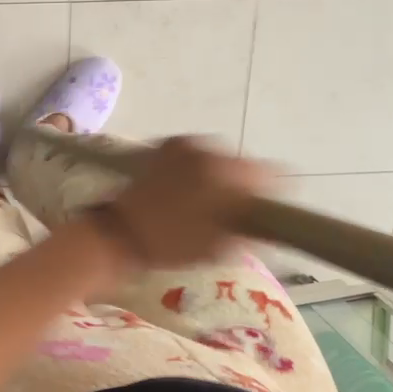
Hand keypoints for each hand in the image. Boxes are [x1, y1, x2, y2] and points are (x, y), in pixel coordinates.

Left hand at [100, 137, 267, 268]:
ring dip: (219, 173)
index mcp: (228, 172)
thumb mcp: (218, 247)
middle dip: (243, 182)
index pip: (269, 174)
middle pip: (242, 163)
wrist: (119, 233)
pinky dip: (197, 167)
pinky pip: (195, 153)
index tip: (269, 207)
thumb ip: (251, 231)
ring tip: (209, 198)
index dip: (273, 191)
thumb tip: (271, 224)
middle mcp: (210, 149)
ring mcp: (186, 144)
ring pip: (218, 156)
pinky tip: (189, 187)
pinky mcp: (166, 145)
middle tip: (236, 206)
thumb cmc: (170, 245)